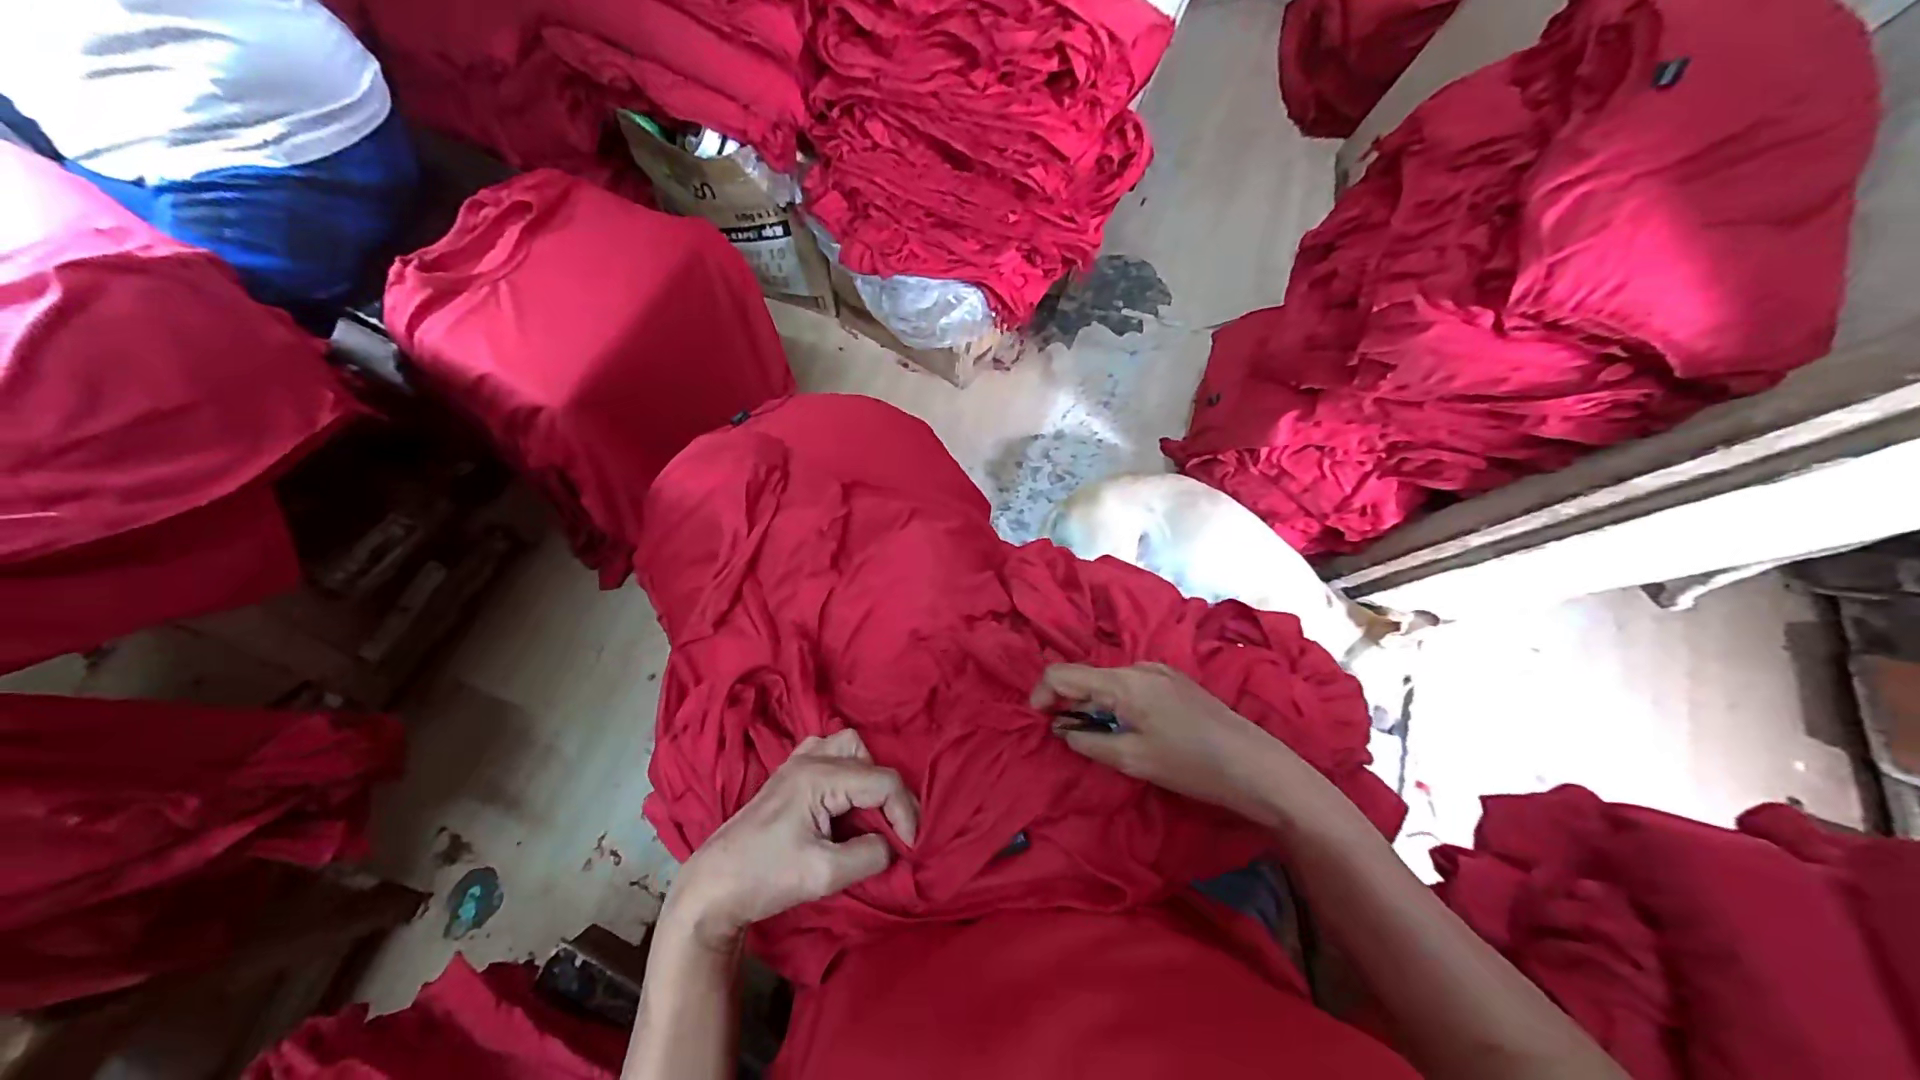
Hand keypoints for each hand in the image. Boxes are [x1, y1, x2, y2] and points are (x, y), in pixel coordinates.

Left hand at [665, 730, 918, 948]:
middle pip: (869, 757)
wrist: (712, 888)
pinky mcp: (788, 778)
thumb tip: (892, 844)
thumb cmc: (765, 879)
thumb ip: (870, 854)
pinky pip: (828, 756)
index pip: (883, 781)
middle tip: (891, 830)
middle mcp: (809, 760)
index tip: (911, 847)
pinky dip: (846, 773)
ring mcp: (796, 765)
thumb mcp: (826, 874)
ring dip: (867, 778)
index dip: (905, 813)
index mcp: (818, 777)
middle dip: (888, 794)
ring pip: (849, 749)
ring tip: (868, 815)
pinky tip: (842, 801)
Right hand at [1031, 662, 1303, 825]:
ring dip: (1092, 705)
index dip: (1043, 694)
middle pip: (1086, 676)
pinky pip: (1130, 687)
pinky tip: (1123, 729)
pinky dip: (1115, 704)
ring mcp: (1160, 672)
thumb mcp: (1133, 759)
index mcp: (1124, 681)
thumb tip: (1064, 731)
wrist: (1257, 767)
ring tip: (1093, 737)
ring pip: (1108, 682)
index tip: (1038, 720)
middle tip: (1063, 735)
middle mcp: (1139, 667)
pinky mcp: (1174, 683)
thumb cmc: (1191, 764)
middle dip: (1067, 702)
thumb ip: (1089, 742)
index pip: (1064, 674)